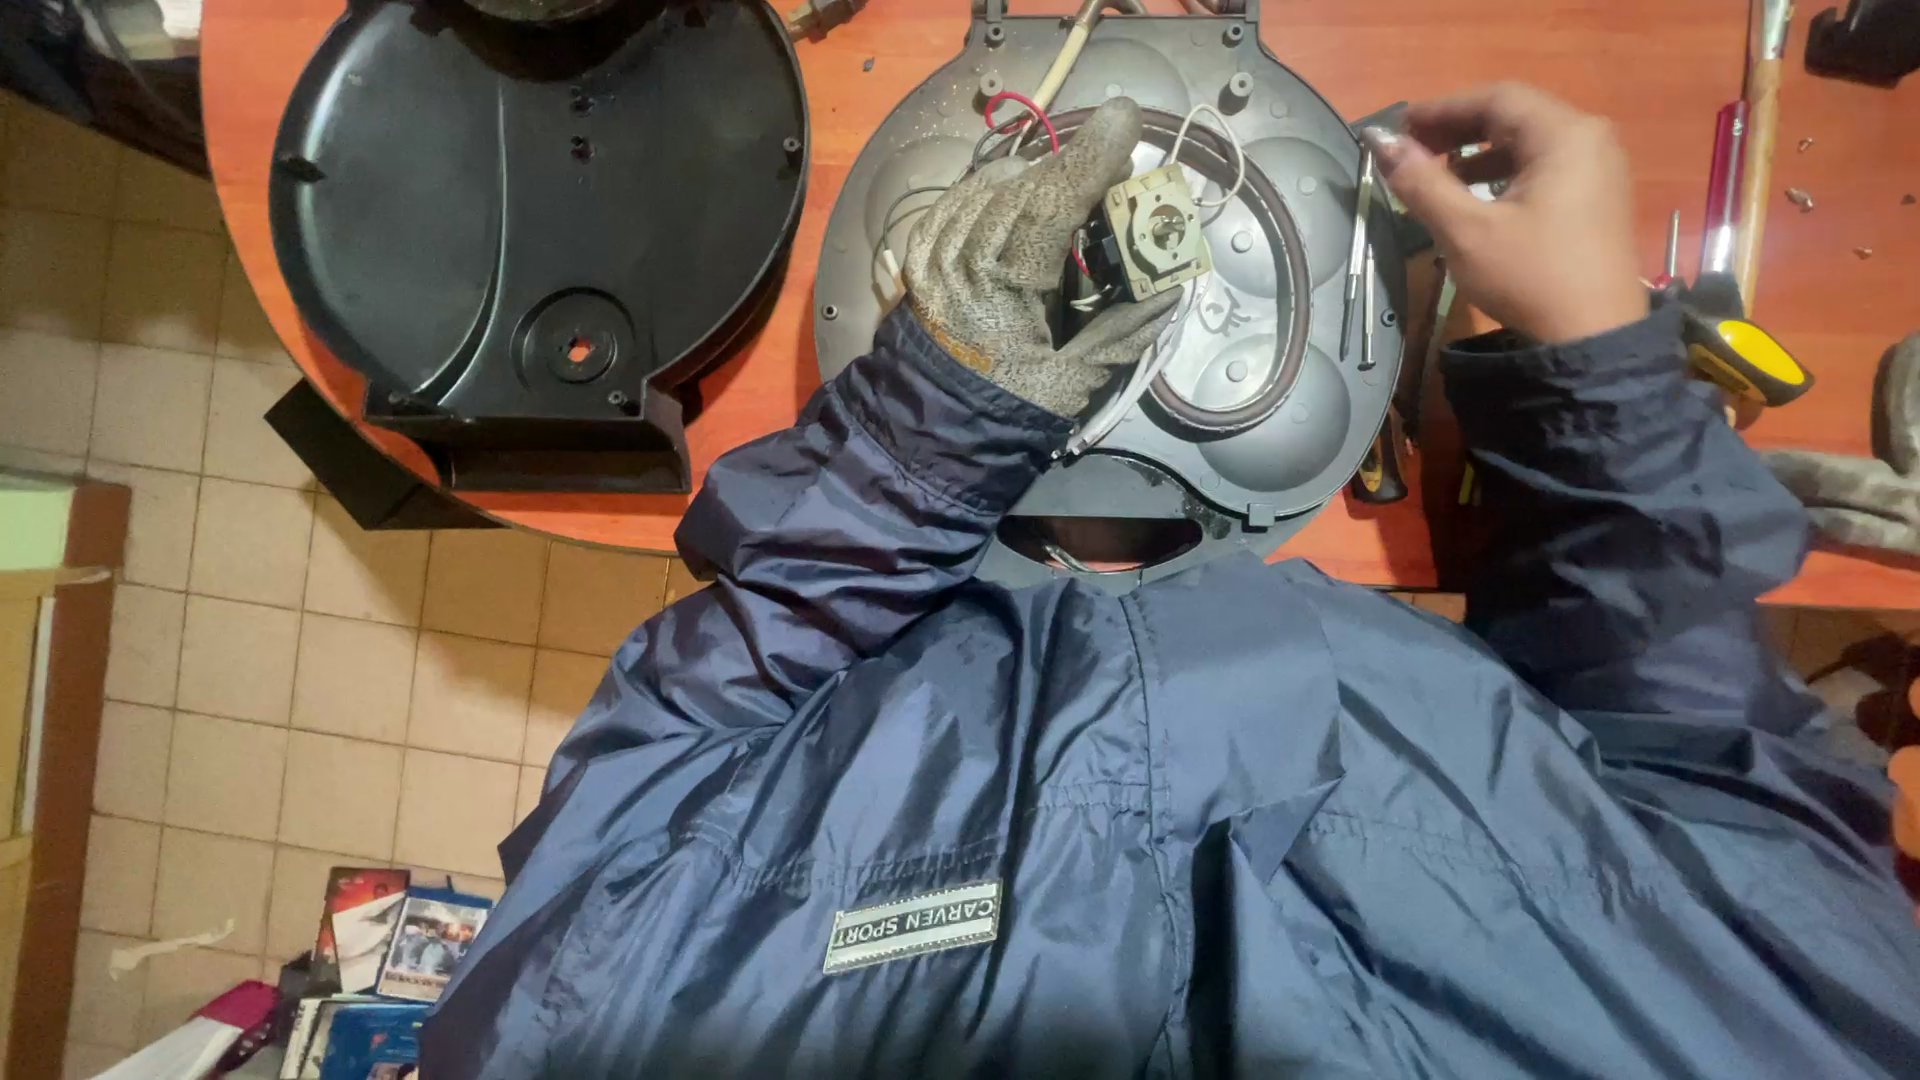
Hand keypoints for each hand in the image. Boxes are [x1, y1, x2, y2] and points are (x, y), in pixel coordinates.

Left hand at [904, 97, 1178, 417]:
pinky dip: (994, 190)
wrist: (935, 430)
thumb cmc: (1006, 409)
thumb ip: (1126, 328)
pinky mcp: (920, 257)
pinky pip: (959, 200)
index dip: (1090, 160)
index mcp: (997, 288)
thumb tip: (1172, 283)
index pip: (1047, 204)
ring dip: (1037, 176)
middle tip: (1115, 168)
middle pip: (1022, 187)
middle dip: (1074, 167)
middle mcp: (958, 258)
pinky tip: (1017, 194)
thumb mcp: (1073, 380)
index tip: (1126, 120)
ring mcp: (932, 254)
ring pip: (989, 186)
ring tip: (1071, 186)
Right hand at [1362, 83, 1648, 344]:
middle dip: (1458, 128)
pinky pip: (1539, 166)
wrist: (1588, 330)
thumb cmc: (1527, 275)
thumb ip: (1423, 185)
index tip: (1400, 125)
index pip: (1497, 99)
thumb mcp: (1466, 232)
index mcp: (1564, 136)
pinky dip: (1498, 171)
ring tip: (1432, 172)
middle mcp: (1588, 139)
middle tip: (1410, 147)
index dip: (1443, 108)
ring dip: (1475, 152)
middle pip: (1514, 116)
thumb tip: (1384, 148)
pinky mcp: (1592, 196)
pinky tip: (1470, 194)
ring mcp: (1596, 167)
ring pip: (1526, 143)